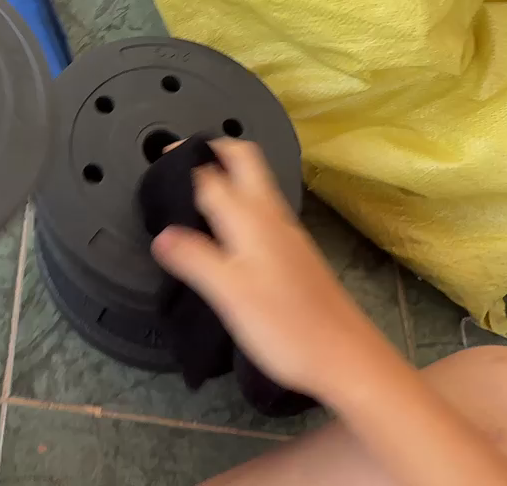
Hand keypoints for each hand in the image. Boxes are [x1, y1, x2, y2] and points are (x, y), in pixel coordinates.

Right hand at [150, 139, 368, 397]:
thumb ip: (193, 258)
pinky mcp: (295, 249)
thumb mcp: (229, 294)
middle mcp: (271, 213)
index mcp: (250, 217)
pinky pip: (262, 206)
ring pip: (255, 181)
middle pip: (245, 158)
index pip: (212, 172)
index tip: (159, 158)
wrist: (346, 357)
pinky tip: (226, 229)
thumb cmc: (287, 325)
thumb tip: (162, 234)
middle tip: (185, 158)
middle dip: (216, 148)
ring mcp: (287, 229)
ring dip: (228, 172)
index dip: (186, 158)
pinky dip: (239, 200)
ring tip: (196, 190)